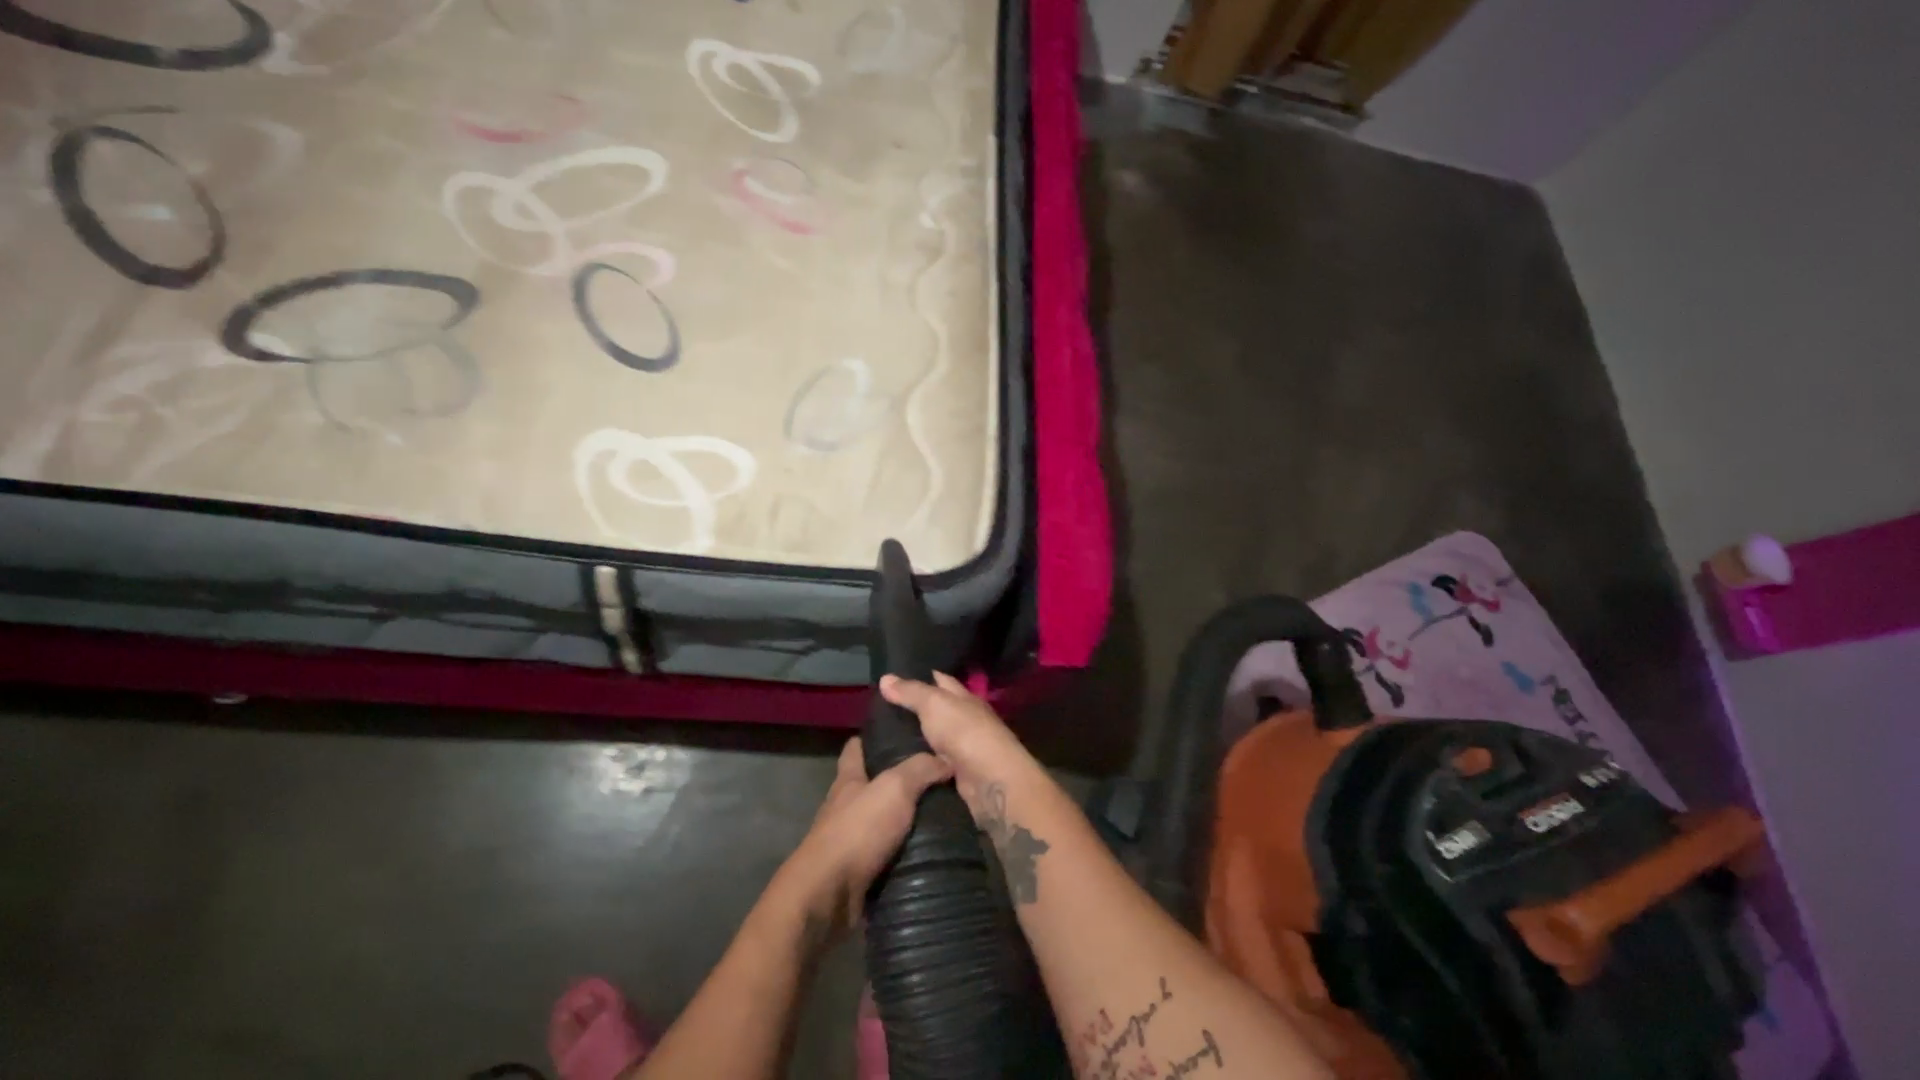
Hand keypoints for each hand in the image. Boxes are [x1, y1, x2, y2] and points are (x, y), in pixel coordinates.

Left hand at [774, 737, 951, 942]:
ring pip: (883, 823)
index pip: (857, 747)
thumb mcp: (894, 789)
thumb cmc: (857, 832)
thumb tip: (946, 760)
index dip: (876, 736)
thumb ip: (920, 769)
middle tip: (941, 779)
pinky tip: (934, 852)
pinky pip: (889, 856)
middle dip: (901, 782)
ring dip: (908, 821)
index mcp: (848, 780)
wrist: (829, 896)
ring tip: (947, 816)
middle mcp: (846, 807)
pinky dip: (907, 854)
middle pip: (873, 786)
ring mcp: (851, 841)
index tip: (906, 733)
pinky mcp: (859, 873)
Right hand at [879, 672, 1032, 811]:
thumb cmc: (963, 731)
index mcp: (964, 697)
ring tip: (882, 733)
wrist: (988, 778)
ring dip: (916, 735)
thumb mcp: (934, 703)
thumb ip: (911, 691)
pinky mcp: (956, 771)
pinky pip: (933, 760)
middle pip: (938, 709)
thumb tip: (885, 677)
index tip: (897, 675)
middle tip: (880, 707)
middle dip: (915, 707)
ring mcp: (962, 747)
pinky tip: (899, 759)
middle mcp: (966, 719)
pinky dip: (920, 759)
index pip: (942, 680)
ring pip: (934, 736)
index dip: (923, 675)